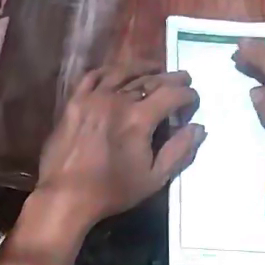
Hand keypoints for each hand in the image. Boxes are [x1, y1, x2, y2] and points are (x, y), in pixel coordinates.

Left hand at [32, 64, 205, 231]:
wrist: (65, 195)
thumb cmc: (111, 191)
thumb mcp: (154, 178)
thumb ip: (179, 151)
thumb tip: (199, 128)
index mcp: (139, 118)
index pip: (172, 94)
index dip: (188, 94)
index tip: (193, 100)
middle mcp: (116, 100)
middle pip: (149, 79)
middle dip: (171, 78)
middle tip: (183, 78)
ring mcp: (92, 98)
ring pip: (121, 73)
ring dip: (142, 68)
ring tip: (154, 69)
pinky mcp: (73, 103)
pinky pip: (91, 77)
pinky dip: (107, 71)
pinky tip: (115, 73)